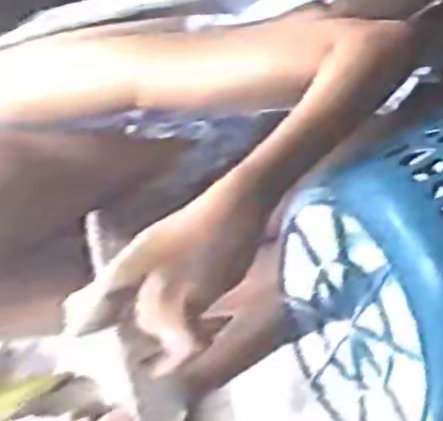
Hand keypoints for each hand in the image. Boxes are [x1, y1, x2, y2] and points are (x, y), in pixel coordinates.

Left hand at [66, 184, 269, 372]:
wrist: (240, 200)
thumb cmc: (181, 232)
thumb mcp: (128, 266)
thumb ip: (104, 301)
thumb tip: (83, 330)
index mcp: (171, 314)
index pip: (174, 353)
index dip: (161, 359)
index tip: (148, 356)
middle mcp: (202, 305)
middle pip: (181, 331)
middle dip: (167, 329)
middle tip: (150, 314)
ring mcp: (227, 283)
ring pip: (196, 308)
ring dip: (182, 305)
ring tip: (170, 284)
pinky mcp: (242, 266)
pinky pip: (213, 289)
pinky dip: (200, 286)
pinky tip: (195, 264)